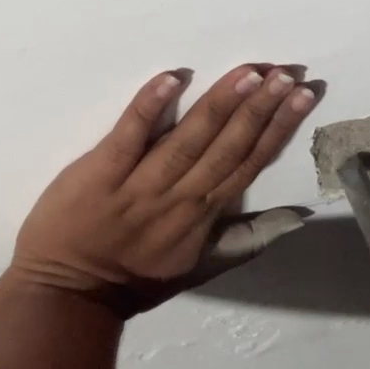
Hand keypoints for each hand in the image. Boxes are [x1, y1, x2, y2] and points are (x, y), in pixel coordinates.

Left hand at [8, 64, 319, 315]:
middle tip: (286, 75)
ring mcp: (139, 184)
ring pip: (188, 139)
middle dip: (260, 108)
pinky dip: (150, 107)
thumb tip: (297, 217)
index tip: (304, 94)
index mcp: (204, 214)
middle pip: (227, 146)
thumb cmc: (136, 275)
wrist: (65, 295)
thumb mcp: (199, 266)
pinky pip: (129, 135)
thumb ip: (245, 237)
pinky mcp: (100, 172)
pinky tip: (173, 78)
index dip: (279, 127)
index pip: (250, 162)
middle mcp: (179, 196)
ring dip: (221, 104)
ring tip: (250, 73)